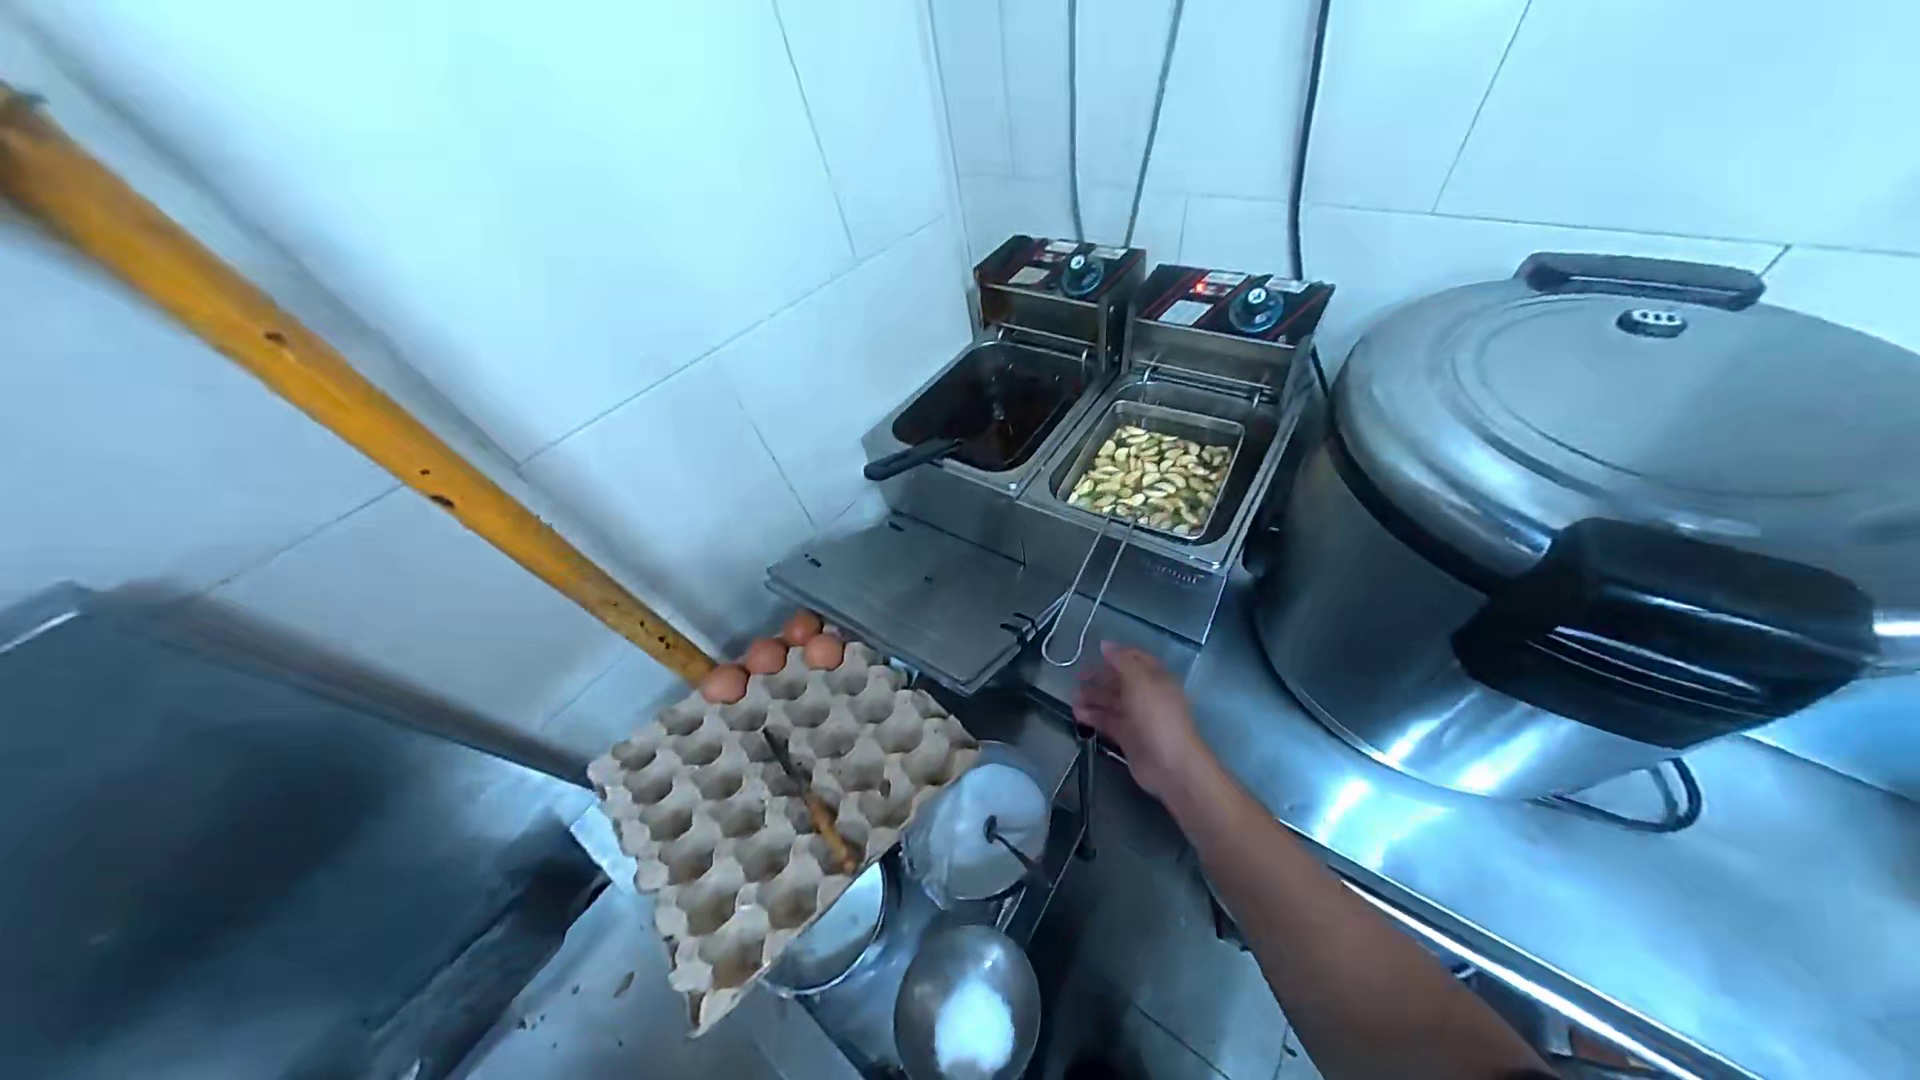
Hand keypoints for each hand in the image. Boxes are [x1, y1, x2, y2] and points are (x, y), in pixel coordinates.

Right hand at [1073, 641, 1210, 802]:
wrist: (1170, 764)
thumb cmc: (1156, 715)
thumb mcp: (1139, 680)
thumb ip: (1122, 661)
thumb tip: (1106, 645)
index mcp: (1156, 678)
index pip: (1135, 659)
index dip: (1116, 654)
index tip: (1094, 652)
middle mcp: (1147, 695)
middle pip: (1120, 681)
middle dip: (1099, 677)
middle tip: (1077, 678)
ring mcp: (1137, 717)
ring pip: (1111, 701)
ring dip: (1093, 697)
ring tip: (1073, 697)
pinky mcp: (1128, 736)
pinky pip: (1107, 721)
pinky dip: (1093, 716)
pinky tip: (1077, 714)